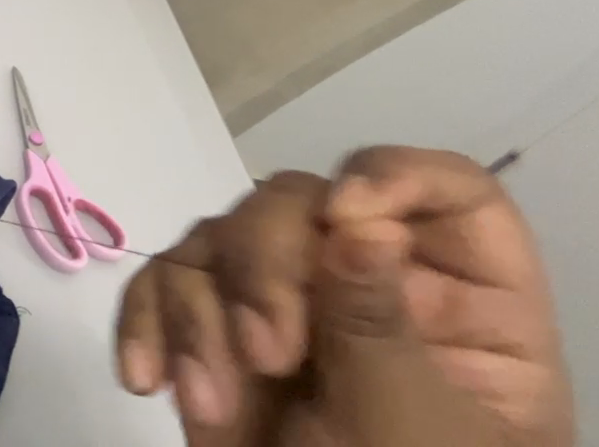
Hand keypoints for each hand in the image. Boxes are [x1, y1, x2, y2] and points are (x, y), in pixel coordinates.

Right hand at [115, 146, 572, 445]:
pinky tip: (147, 379)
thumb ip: (380, 323)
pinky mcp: (205, 322)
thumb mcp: (409, 425)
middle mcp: (360, 280)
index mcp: (455, 304)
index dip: (397, 177)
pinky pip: (156, 283)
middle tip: (266, 353)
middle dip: (261, 269)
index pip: (448, 196)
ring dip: (195, 318)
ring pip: (210, 242)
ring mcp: (275, 299)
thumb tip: (357, 217)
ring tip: (206, 403)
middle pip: (294, 205)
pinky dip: (143, 324)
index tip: (346, 215)